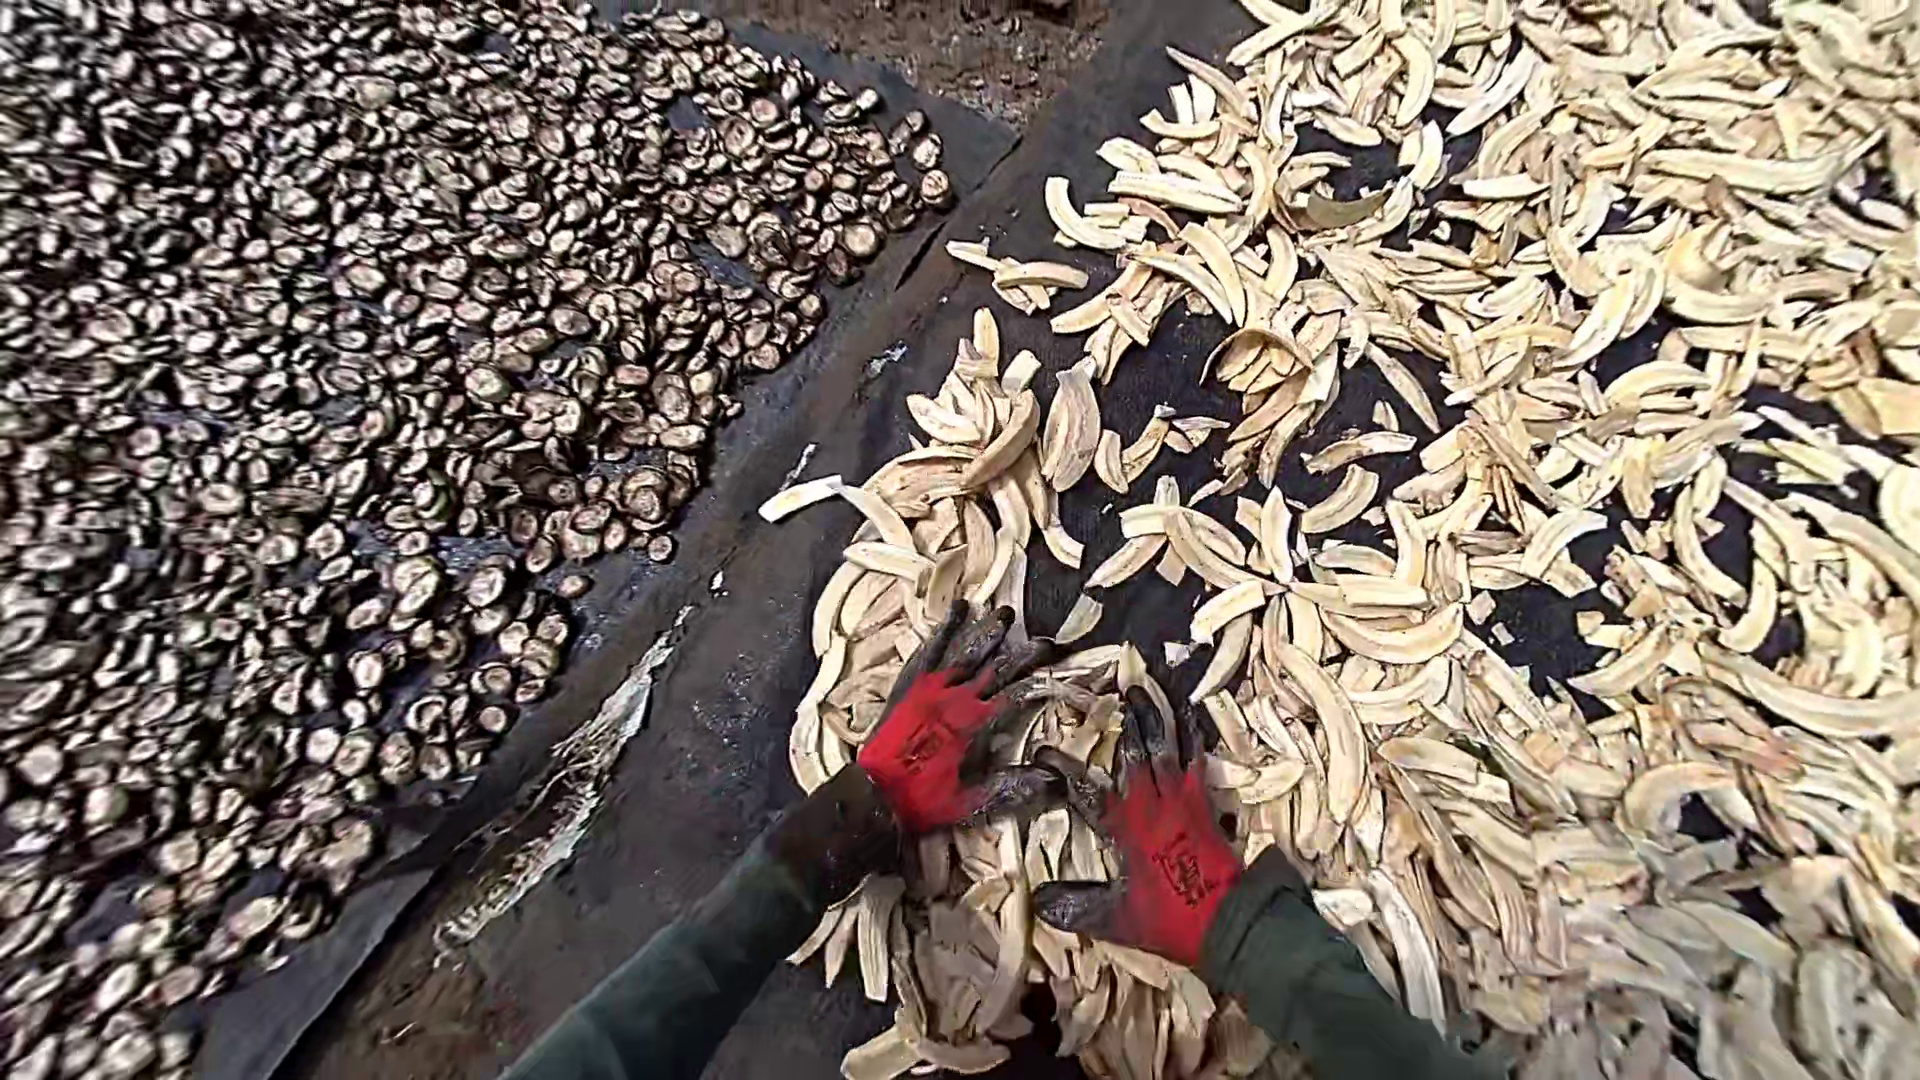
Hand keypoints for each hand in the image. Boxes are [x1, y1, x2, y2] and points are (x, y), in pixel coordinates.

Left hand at [857, 601, 1062, 831]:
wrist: (876, 791)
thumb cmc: (924, 796)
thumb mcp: (971, 799)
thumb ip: (1012, 785)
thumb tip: (1053, 779)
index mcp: (974, 722)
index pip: (1015, 694)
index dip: (1037, 680)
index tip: (1056, 673)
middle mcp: (956, 697)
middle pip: (995, 668)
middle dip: (1020, 654)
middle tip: (1042, 641)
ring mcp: (932, 684)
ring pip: (965, 650)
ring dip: (987, 632)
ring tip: (1005, 614)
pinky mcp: (912, 681)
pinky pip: (931, 648)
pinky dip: (946, 628)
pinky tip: (958, 611)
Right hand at [1032, 687, 1241, 967]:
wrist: (1230, 921)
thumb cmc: (1172, 916)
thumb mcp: (1118, 918)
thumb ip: (1076, 905)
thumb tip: (1036, 900)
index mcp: (1124, 824)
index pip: (1083, 787)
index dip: (1060, 767)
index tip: (1042, 752)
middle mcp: (1149, 801)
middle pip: (1131, 751)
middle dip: (1119, 723)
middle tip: (1110, 697)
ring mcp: (1179, 795)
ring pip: (1163, 744)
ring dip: (1151, 715)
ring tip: (1139, 690)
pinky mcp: (1202, 797)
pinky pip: (1195, 754)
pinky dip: (1189, 730)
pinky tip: (1185, 710)